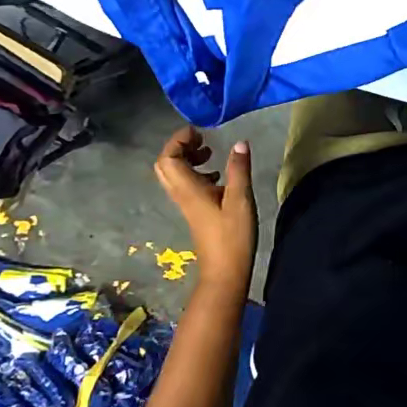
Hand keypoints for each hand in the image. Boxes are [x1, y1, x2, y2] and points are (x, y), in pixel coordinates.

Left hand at [153, 126, 256, 283]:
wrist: (225, 274)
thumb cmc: (232, 237)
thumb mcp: (241, 200)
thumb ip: (239, 169)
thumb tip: (239, 142)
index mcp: (188, 189)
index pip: (168, 157)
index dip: (178, 140)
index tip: (200, 133)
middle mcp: (181, 194)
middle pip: (165, 164)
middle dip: (180, 147)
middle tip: (202, 142)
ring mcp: (187, 204)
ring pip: (175, 175)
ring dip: (188, 159)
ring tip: (210, 155)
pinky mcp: (195, 212)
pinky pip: (187, 185)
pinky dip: (197, 174)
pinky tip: (217, 177)